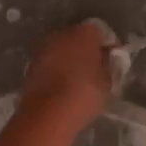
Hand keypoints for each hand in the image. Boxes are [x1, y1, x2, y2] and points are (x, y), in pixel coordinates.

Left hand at [0, 21, 116, 145]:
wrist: (47, 114)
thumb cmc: (84, 95)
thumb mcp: (107, 83)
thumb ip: (108, 66)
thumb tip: (106, 59)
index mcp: (86, 32)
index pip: (101, 32)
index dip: (107, 46)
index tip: (112, 60)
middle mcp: (65, 32)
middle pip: (80, 37)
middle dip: (87, 50)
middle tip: (94, 70)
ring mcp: (46, 46)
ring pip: (63, 48)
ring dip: (70, 58)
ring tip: (77, 79)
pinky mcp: (32, 62)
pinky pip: (51, 61)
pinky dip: (56, 69)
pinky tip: (61, 86)